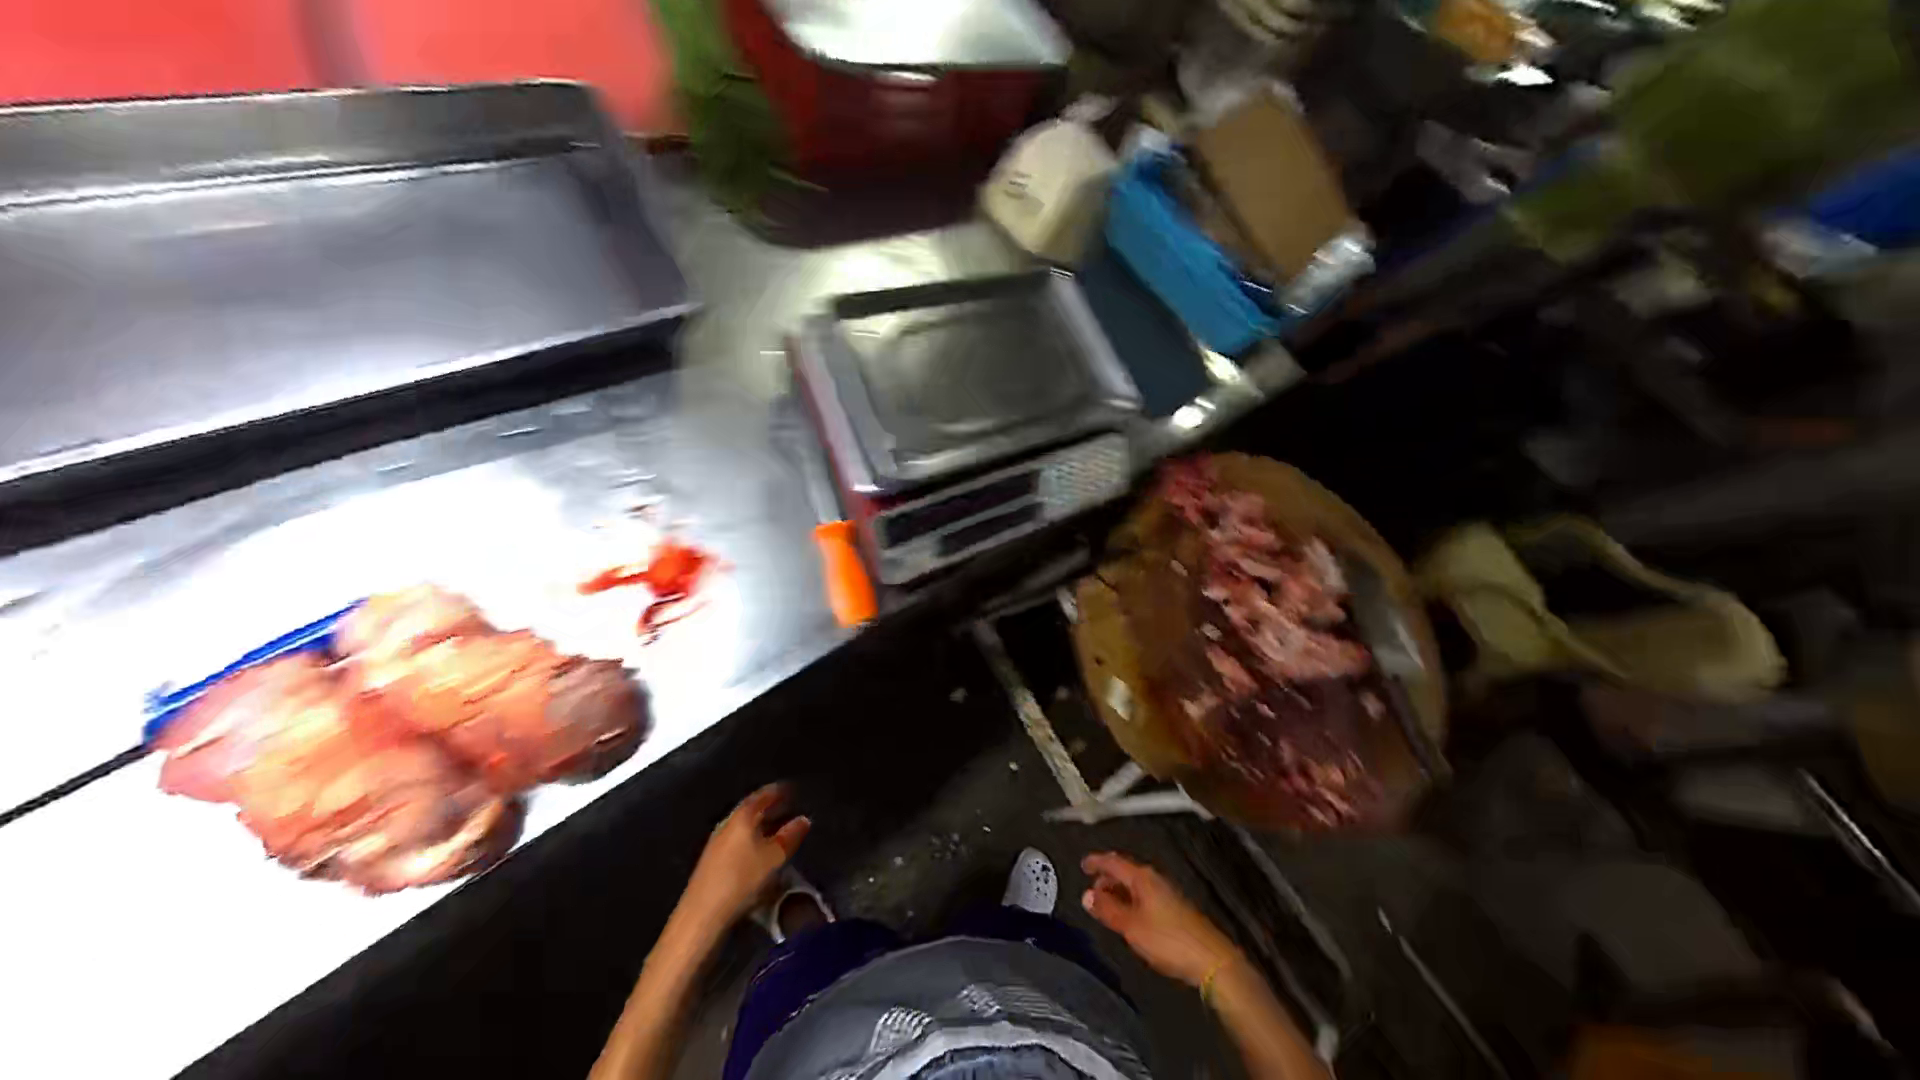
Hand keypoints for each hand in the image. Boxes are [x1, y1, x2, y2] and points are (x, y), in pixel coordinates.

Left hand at [680, 784, 810, 934]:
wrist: (702, 915)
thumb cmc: (742, 879)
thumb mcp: (773, 858)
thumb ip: (789, 836)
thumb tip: (804, 819)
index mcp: (741, 818)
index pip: (761, 796)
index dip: (777, 792)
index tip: (790, 790)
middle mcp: (727, 825)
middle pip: (750, 810)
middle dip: (769, 808)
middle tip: (787, 807)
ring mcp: (716, 844)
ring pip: (743, 827)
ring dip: (760, 825)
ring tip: (777, 829)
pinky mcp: (712, 862)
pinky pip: (737, 841)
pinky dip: (751, 839)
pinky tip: (759, 851)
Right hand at [1081, 852, 1243, 986]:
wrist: (1211, 960)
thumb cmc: (1167, 939)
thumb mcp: (1131, 926)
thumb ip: (1108, 910)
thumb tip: (1086, 895)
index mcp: (1142, 878)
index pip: (1114, 862)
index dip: (1096, 862)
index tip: (1082, 865)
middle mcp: (1154, 879)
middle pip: (1125, 872)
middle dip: (1107, 878)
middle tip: (1093, 891)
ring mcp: (1167, 893)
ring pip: (1136, 885)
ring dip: (1119, 891)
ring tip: (1107, 905)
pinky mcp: (1175, 908)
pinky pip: (1145, 896)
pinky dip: (1131, 900)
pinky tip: (1129, 916)